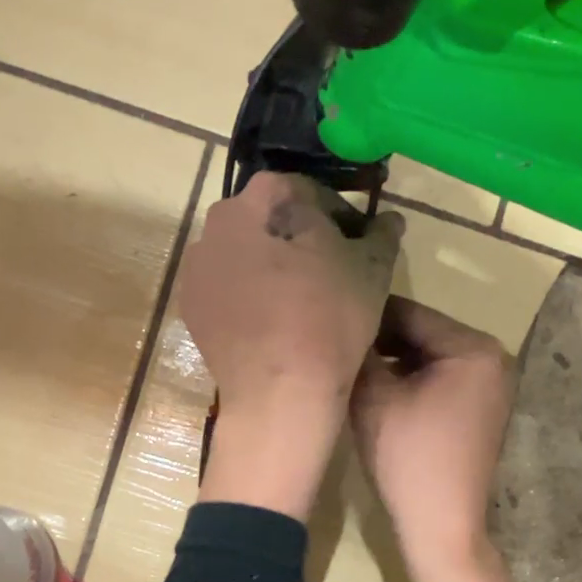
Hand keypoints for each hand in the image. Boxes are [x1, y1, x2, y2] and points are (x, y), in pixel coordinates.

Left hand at [179, 173, 404, 517]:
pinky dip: (250, 300)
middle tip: (330, 274)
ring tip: (301, 304)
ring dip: (271, 270)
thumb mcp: (372, 271)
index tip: (356, 244)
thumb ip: (381, 236)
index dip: (337, 214)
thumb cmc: (329, 319)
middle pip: (268, 222)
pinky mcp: (191, 310)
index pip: (306, 191)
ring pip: (245, 258)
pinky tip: (274, 326)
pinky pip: (228, 293)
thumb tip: (390, 220)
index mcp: (260, 199)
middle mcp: (217, 223)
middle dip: (298, 240)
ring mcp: (198, 269)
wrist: (279, 391)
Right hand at [350, 297, 513, 565]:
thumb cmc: (409, 458)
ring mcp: (491, 387)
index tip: (329, 321)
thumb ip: (360, 353)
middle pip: (422, 334)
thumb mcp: (374, 398)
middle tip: (339, 349)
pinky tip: (380, 396)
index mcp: (473, 348)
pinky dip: (411, 383)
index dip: (365, 316)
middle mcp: (492, 359)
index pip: (409, 312)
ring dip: (393, 363)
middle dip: (380, 341)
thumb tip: (343, 327)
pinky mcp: (482, 412)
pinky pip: (440, 382)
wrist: (442, 526)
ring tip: (353, 372)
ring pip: (429, 359)